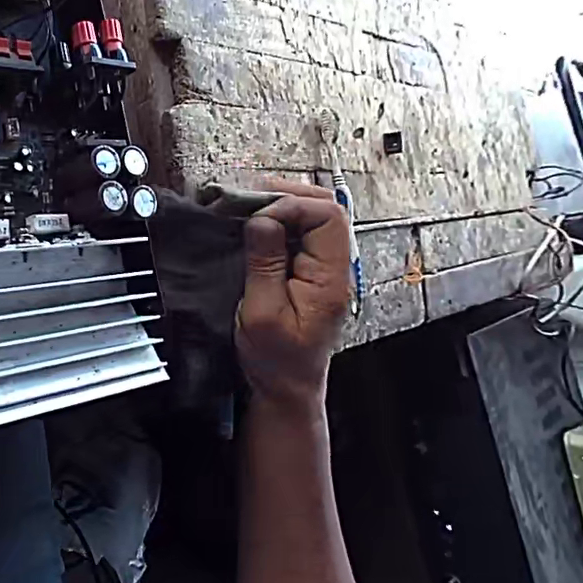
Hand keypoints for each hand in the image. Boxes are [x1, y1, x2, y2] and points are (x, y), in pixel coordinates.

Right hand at [234, 180, 351, 409]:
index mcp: (330, 279)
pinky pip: (300, 231)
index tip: (258, 215)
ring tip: (248, 208)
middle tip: (249, 199)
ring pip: (313, 214)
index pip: (327, 217)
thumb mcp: (262, 315)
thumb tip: (263, 220)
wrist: (286, 387)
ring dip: (281, 204)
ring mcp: (323, 267)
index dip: (291, 205)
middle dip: (286, 195)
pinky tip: (255, 223)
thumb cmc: (277, 361)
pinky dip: (277, 219)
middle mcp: (334, 268)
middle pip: (325, 206)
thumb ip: (264, 265)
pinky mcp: (309, 269)